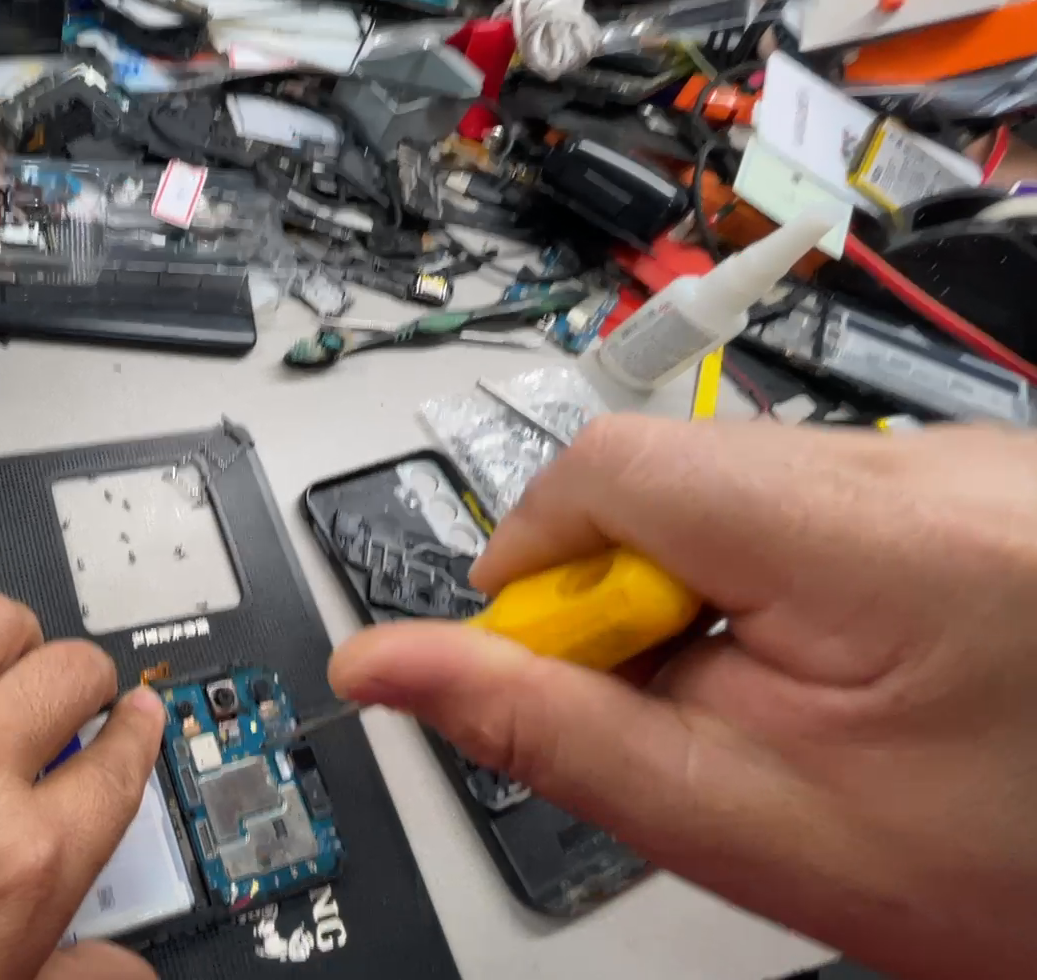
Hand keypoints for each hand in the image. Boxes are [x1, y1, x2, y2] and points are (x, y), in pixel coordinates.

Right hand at [330, 418, 1036, 979]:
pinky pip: (784, 490)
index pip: (613, 469)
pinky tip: (800, 644)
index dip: (538, 548)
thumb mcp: (738, 820)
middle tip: (652, 683)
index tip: (548, 641)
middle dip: (608, 575)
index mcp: (885, 544)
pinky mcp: (967, 477)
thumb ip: (536, 726)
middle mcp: (933, 467)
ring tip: (738, 675)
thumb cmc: (1014, 882)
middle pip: (656, 469)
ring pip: (712, 478)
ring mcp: (960, 463)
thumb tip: (372, 664)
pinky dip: (746, 563)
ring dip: (676, 571)